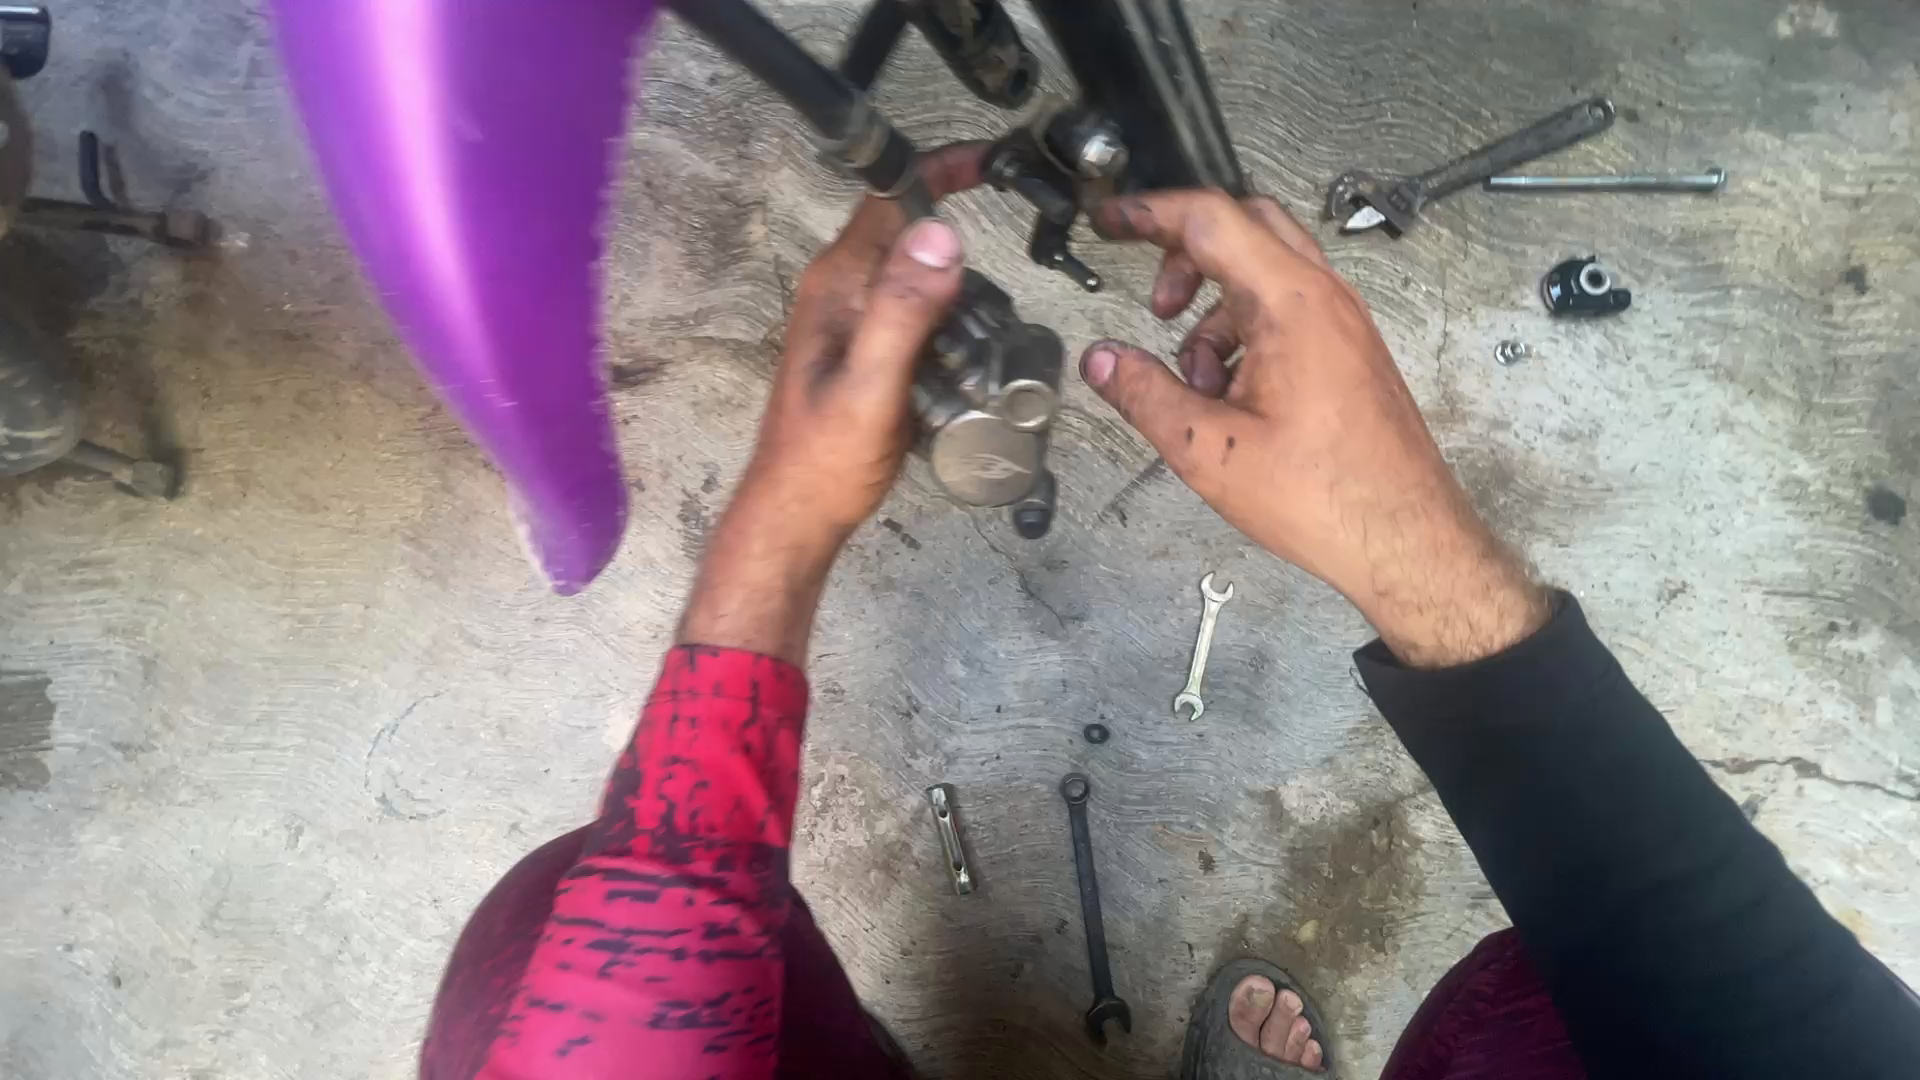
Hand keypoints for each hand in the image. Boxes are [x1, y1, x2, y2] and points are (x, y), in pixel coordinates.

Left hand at [677, 144, 984, 663]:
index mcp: (839, 285)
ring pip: (926, 286)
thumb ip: (902, 311)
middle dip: (966, 255)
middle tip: (1002, 304)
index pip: (892, 200)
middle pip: (916, 241)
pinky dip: (956, 332)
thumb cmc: (826, 459)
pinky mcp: (877, 357)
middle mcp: (847, 294)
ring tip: (993, 347)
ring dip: (966, 302)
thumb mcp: (868, 385)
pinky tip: (972, 367)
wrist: (802, 512)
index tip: (996, 164)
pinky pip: (925, 324)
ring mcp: (861, 326)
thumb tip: (942, 235)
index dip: (943, 172)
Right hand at [1081, 192, 1548, 666]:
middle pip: (1244, 231)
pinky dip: (1240, 339)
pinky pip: (1281, 316)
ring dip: (1211, 314)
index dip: (1149, 213)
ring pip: (1261, 279)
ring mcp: (1340, 325)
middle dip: (1185, 257)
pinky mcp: (1344, 353)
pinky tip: (1228, 400)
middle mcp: (1323, 300)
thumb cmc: (1319, 497)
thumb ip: (1144, 394)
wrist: (1403, 539)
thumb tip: (1101, 358)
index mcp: (1290, 306)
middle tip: (1155, 304)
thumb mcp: (1206, 449)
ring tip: (1194, 385)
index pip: (1211, 221)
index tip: (1110, 220)